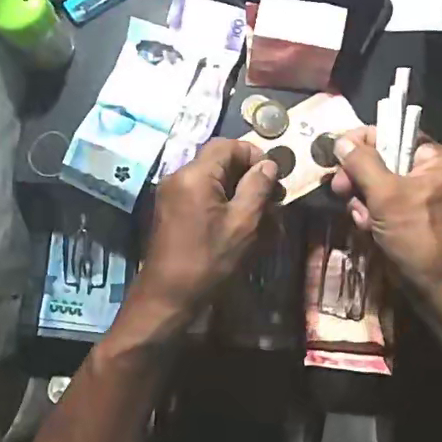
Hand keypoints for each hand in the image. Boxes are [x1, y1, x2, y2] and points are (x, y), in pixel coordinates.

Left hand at [122, 139, 279, 334]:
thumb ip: (257, 188)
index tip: (274, 177)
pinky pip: (201, 194)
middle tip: (272, 198)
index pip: (227, 145)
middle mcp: (178, 176)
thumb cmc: (208, 260)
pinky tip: (240, 225)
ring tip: (261, 215)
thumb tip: (268, 164)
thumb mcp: (242, 224)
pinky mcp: (171, 210)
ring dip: (238, 190)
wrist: (167, 296)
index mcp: (194, 174)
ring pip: (212, 179)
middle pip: (218, 161)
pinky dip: (222, 202)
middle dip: (248, 174)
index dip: (253, 154)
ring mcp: (171, 193)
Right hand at [329, 126, 441, 303]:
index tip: (338, 156)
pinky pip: (383, 203)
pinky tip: (369, 228)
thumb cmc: (418, 236)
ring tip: (364, 219)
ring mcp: (423, 195)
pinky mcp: (412, 215)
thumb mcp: (386, 195)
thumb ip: (362, 163)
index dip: (363, 143)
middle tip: (341, 189)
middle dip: (360, 178)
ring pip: (378, 183)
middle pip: (383, 159)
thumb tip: (341, 141)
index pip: (395, 135)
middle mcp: (434, 172)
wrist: (438, 288)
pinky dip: (371, 214)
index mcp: (440, 159)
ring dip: (363, 200)